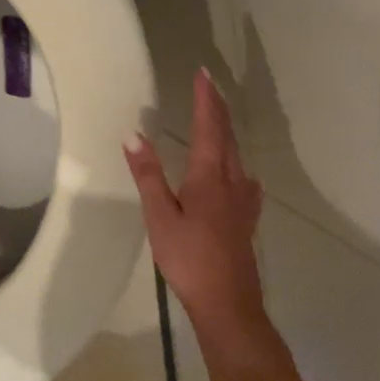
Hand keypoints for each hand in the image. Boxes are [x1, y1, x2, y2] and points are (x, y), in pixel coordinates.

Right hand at [125, 70, 267, 337]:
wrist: (228, 306)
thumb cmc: (189, 258)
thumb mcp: (159, 216)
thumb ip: (148, 174)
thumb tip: (134, 134)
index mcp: (208, 177)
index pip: (208, 128)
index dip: (205, 100)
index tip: (203, 74)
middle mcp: (230, 183)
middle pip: (226, 138)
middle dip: (217, 109)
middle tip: (209, 86)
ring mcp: (242, 203)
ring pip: (236, 156)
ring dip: (226, 132)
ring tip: (218, 119)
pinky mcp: (245, 221)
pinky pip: (243, 180)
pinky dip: (236, 163)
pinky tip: (242, 175)